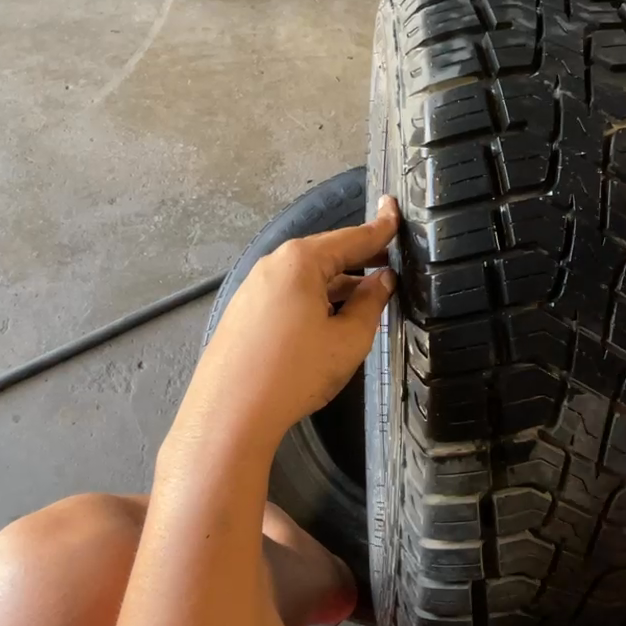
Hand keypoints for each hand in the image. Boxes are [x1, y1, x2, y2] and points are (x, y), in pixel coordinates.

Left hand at [178, 195, 399, 448]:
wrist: (229, 415)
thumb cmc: (296, 372)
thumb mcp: (349, 338)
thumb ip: (370, 303)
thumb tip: (382, 279)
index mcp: (301, 261)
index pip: (352, 238)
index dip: (380, 228)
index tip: (395, 210)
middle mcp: (273, 266)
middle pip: (326, 254)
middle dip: (359, 259)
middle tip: (390, 262)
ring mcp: (253, 289)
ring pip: (306, 278)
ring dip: (337, 284)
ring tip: (367, 297)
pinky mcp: (243, 314)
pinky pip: (288, 295)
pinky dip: (315, 300)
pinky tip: (329, 321)